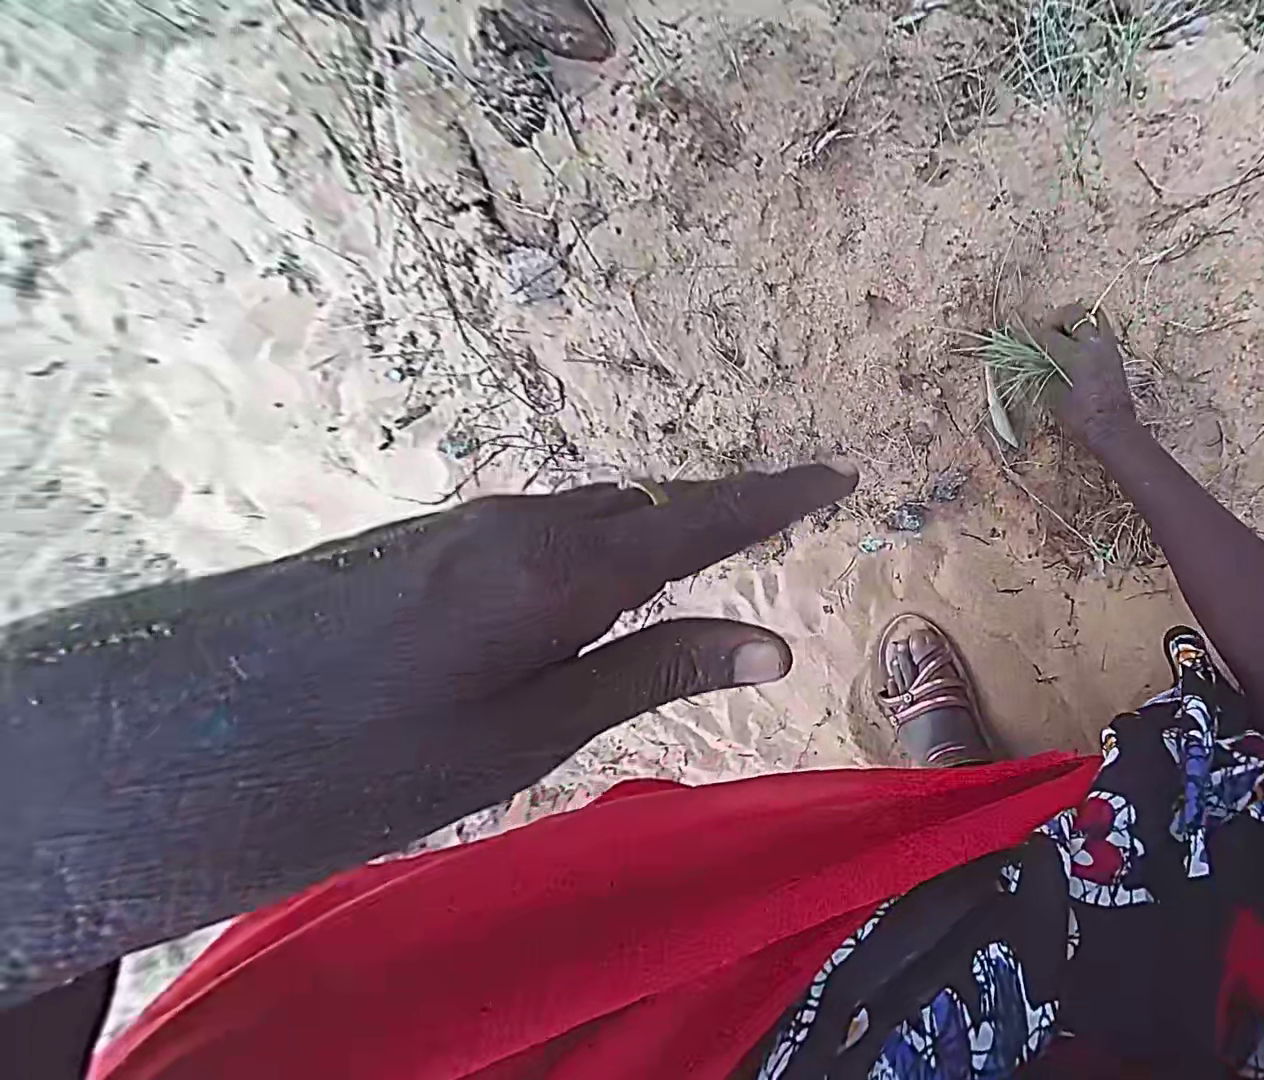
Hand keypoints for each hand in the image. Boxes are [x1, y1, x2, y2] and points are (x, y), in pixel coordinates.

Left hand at [0, 464, 854, 1002]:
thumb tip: (775, 645)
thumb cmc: (348, 766)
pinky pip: (555, 525)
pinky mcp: (426, 543)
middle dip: (734, 507)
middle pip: (658, 503)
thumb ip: (656, 669)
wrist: (101, 757)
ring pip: (604, 511)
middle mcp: (524, 526)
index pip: (705, 519)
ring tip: (718, 544)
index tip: (840, 476)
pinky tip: (607, 573)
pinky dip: (612, 539)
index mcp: (563, 571)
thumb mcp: (528, 734)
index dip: (781, 498)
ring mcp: (468, 527)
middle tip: (791, 514)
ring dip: (671, 523)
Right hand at [1032, 304, 1140, 445]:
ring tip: (1065, 336)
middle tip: (1046, 334)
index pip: (1047, 336)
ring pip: (1092, 316)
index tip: (1019, 337)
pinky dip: (1089, 331)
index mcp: (1076, 356)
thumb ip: (1045, 373)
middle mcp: (1093, 345)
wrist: (1113, 430)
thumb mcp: (1055, 398)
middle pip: (1073, 314)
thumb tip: (1036, 361)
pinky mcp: (1115, 354)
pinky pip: (1102, 330)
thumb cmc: (1082, 419)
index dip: (1030, 336)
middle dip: (1056, 320)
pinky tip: (1079, 346)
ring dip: (1075, 322)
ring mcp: (1107, 347)